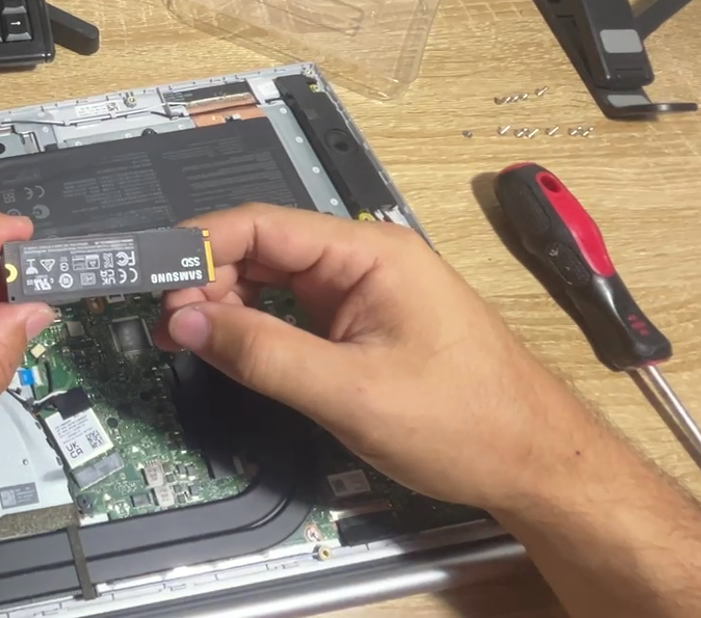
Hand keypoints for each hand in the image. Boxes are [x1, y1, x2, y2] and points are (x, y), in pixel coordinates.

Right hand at [157, 204, 604, 514]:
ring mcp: (352, 288)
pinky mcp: (349, 318)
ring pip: (264, 278)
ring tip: (181, 337)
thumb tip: (180, 320)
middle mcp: (355, 258)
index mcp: (366, 252)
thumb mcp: (354, 394)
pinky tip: (220, 343)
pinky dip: (245, 324)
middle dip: (204, 281)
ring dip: (219, 304)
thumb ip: (262, 352)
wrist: (548, 475)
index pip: (261, 225)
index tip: (152, 278)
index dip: (199, 245)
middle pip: (256, 249)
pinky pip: (281, 307)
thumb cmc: (466, 426)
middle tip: (166, 325)